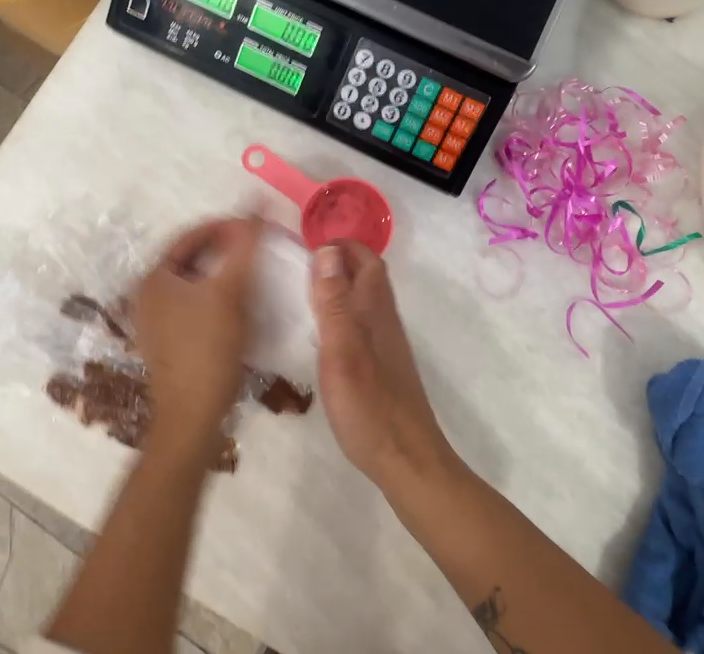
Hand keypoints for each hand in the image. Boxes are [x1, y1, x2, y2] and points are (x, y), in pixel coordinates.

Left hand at [132, 216, 260, 457]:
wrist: (192, 417)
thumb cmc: (208, 348)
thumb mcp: (232, 291)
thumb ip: (246, 244)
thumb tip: (258, 202)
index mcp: (154, 277)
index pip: (192, 235)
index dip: (227, 226)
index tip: (258, 228)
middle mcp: (147, 296)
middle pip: (193, 258)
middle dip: (228, 250)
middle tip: (260, 250)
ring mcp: (155, 322)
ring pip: (196, 284)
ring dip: (225, 276)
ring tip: (256, 276)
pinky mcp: (168, 344)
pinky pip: (195, 307)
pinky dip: (218, 299)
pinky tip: (242, 308)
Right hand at [309, 241, 459, 489]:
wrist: (406, 460)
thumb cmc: (369, 406)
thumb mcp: (341, 351)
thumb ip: (334, 302)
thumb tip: (327, 250)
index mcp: (375, 311)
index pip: (366, 259)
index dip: (341, 244)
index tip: (304, 243)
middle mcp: (384, 321)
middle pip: (367, 277)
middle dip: (338, 261)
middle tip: (296, 265)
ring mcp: (385, 345)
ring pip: (364, 301)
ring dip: (338, 287)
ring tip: (300, 293)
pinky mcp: (381, 367)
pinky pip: (360, 324)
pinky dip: (340, 314)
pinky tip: (319, 334)